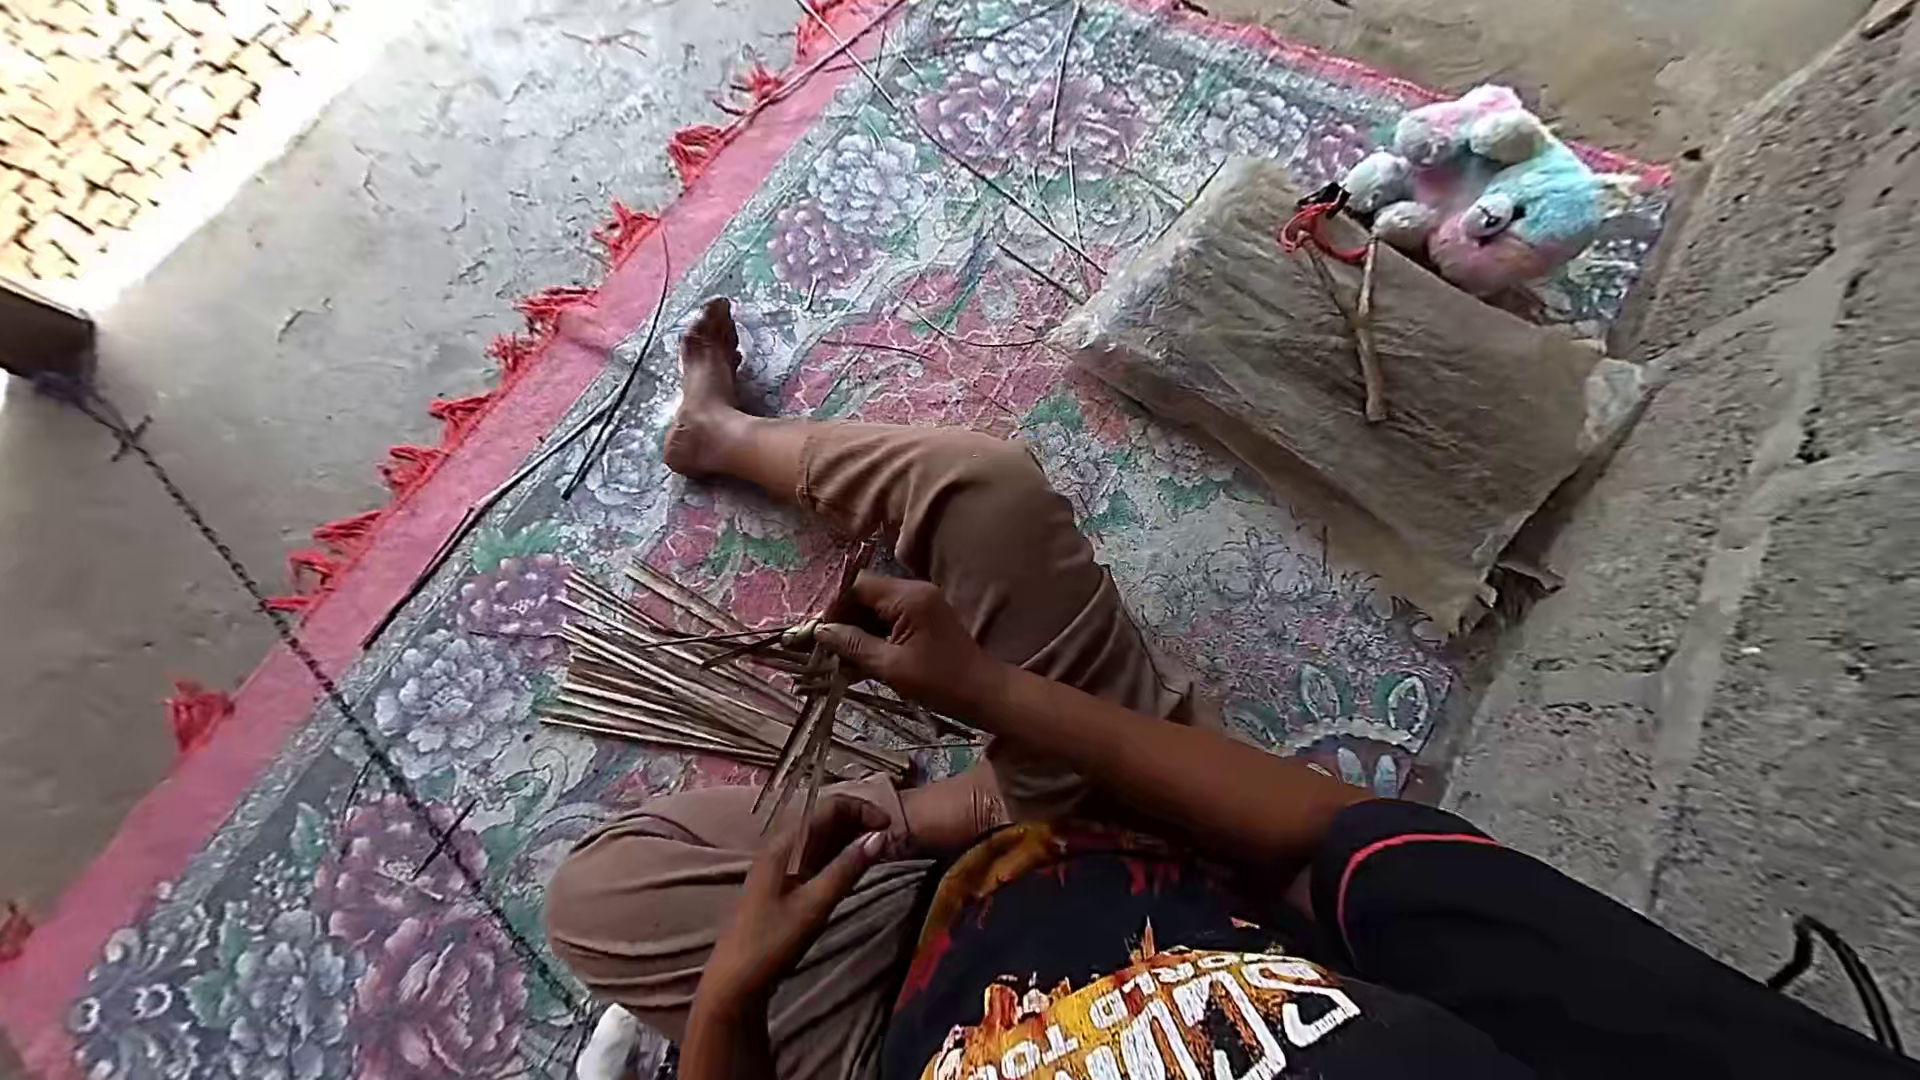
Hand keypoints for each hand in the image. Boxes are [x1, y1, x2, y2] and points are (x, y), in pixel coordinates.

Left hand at [697, 796, 891, 1009]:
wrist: (734, 986)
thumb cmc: (772, 942)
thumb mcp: (814, 905)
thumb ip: (847, 868)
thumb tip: (881, 836)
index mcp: (787, 843)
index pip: (830, 806)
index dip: (862, 809)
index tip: (889, 826)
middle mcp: (786, 846)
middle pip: (828, 818)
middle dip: (860, 821)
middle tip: (888, 839)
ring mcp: (786, 864)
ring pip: (826, 837)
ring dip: (853, 837)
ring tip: (879, 851)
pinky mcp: (789, 882)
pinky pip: (820, 856)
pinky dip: (842, 855)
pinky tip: (857, 867)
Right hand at [814, 572, 1008, 717]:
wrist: (983, 692)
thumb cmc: (939, 681)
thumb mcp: (890, 666)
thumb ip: (854, 645)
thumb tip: (821, 631)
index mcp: (908, 597)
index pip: (858, 586)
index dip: (834, 607)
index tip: (817, 632)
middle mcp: (915, 591)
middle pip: (866, 594)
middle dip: (843, 618)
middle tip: (824, 647)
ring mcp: (921, 603)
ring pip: (876, 608)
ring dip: (856, 629)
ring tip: (838, 657)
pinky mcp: (923, 618)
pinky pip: (890, 619)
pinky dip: (873, 635)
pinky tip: (857, 658)